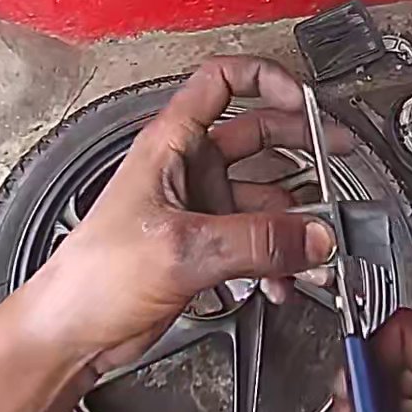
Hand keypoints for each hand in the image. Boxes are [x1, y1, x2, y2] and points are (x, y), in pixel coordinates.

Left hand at [17, 55, 350, 375]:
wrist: (74, 331)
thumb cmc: (94, 276)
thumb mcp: (181, 248)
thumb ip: (256, 241)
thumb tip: (313, 236)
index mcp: (171, 145)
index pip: (221, 82)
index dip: (265, 79)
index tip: (303, 98)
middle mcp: (189, 168)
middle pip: (257, 134)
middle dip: (301, 142)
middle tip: (337, 153)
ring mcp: (200, 206)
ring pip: (264, 195)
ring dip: (295, 217)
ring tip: (317, 242)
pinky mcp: (206, 243)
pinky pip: (258, 238)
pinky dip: (278, 257)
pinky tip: (285, 281)